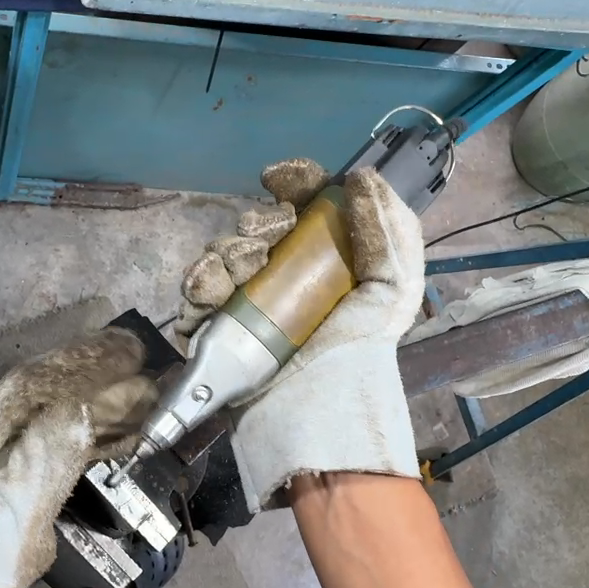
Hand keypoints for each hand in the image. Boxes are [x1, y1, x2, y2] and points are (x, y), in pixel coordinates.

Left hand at [0, 328, 156, 587]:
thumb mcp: (16, 508)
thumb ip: (48, 456)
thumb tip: (83, 408)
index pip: (40, 380)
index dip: (85, 361)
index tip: (127, 351)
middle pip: (50, 386)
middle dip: (97, 369)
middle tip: (140, 360)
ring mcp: (9, 453)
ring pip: (59, 409)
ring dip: (101, 397)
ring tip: (142, 393)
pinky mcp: (24, 477)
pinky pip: (63, 439)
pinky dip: (96, 430)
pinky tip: (123, 434)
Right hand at [178, 159, 426, 509]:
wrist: (313, 409)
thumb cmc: (357, 351)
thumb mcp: (393, 288)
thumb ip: (386, 230)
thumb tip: (359, 178)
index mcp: (325, 263)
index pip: (302, 208)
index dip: (291, 185)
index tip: (278, 180)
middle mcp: (283, 279)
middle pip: (252, 230)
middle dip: (253, 228)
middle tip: (263, 245)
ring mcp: (246, 307)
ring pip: (218, 259)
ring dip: (222, 257)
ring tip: (238, 277)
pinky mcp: (217, 333)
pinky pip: (194, 300)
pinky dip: (197, 293)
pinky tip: (209, 298)